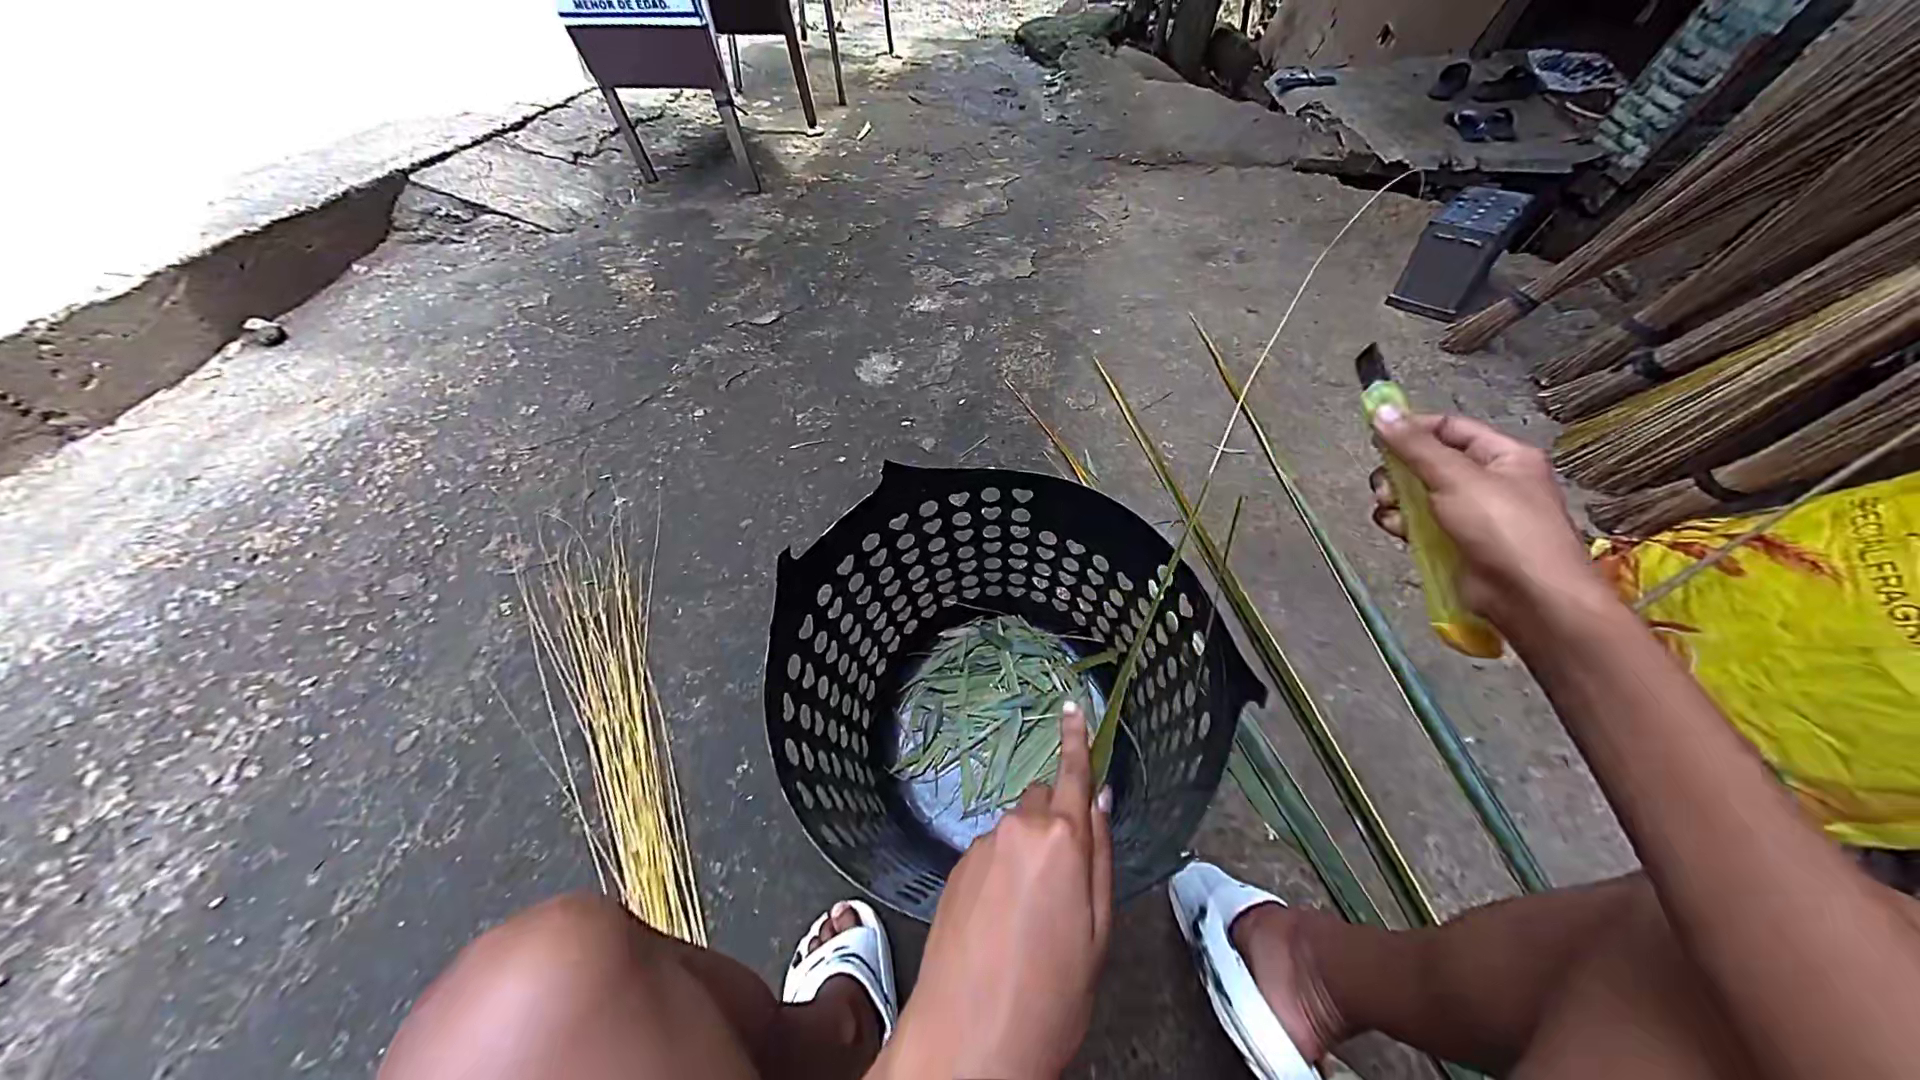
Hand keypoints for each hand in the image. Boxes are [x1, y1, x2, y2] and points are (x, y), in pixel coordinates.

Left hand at [872, 702, 1113, 1079]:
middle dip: (1060, 823)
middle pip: (1046, 803)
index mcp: (1061, 840)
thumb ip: (1101, 856)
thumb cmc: (1051, 994)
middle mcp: (1016, 829)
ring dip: (1031, 853)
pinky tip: (1004, 920)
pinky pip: (993, 852)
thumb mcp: (1098, 931)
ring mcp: (981, 846)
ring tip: (1034, 917)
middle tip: (1070, 881)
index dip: (1076, 739)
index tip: (1073, 708)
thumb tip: (1100, 802)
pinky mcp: (956, 866)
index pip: (1073, 774)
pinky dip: (1005, 870)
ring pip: (1019, 831)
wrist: (967, 1039)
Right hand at [1369, 408, 1607, 629]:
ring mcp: (1469, 513)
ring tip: (1391, 511)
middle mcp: (1487, 481)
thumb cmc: (1504, 529)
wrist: (1529, 596)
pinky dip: (1400, 524)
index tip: (1377, 438)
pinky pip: (1416, 523)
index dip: (1412, 430)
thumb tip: (1381, 411)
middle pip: (1426, 462)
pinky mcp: (1452, 542)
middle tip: (1386, 486)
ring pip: (1416, 494)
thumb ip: (1415, 446)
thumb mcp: (1457, 478)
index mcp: (1502, 456)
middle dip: (1398, 472)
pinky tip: (1396, 530)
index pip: (1448, 429)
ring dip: (1394, 500)